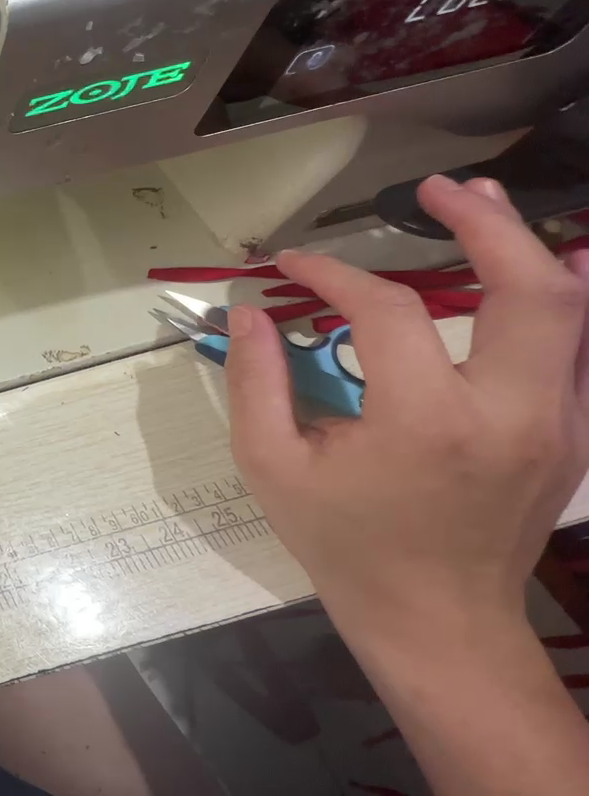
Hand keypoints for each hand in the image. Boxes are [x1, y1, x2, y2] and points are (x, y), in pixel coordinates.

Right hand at [223, 175, 588, 640]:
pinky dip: (545, 298)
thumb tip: (249, 311)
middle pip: (536, 291)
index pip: (388, 312)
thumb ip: (256, 379)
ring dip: (528, 251)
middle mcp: (514, 412)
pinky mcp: (569, 433)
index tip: (286, 265)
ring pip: (575, 313)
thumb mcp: (270, 462)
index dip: (331, 275)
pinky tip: (515, 272)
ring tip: (476, 206)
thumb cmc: (340, 539)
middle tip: (436, 188)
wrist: (437, 616)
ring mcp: (559, 423)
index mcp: (427, 420)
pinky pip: (571, 348)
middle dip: (489, 226)